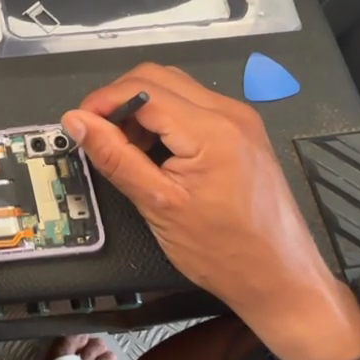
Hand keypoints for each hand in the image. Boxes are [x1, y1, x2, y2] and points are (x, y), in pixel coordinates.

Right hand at [63, 64, 359, 359]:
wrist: (282, 282)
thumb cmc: (223, 252)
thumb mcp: (158, 205)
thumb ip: (114, 156)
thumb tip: (76, 121)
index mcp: (211, 130)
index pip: (142, 90)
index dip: (102, 101)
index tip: (78, 125)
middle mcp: (230, 113)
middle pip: (156, 77)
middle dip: (118, 99)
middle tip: (98, 134)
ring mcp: (239, 120)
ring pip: (172, 86)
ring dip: (139, 106)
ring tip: (125, 146)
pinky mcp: (241, 132)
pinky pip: (191, 104)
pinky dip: (162, 117)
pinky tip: (153, 150)